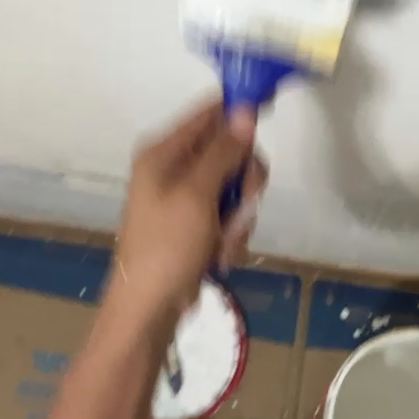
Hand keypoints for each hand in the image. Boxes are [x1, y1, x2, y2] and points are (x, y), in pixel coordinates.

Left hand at [109, 99, 264, 320]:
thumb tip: (245, 109)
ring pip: (236, 186)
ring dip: (239, 216)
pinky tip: (219, 255)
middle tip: (242, 204)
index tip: (269, 115)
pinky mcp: (197, 223)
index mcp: (164, 151)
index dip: (240, 112)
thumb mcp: (197, 194)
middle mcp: (175, 167)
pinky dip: (231, 235)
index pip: (210, 113)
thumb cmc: (167, 246)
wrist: (149, 308)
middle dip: (243, 182)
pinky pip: (230, 215)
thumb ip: (224, 151)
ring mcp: (187, 197)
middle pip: (231, 151)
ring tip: (224, 241)